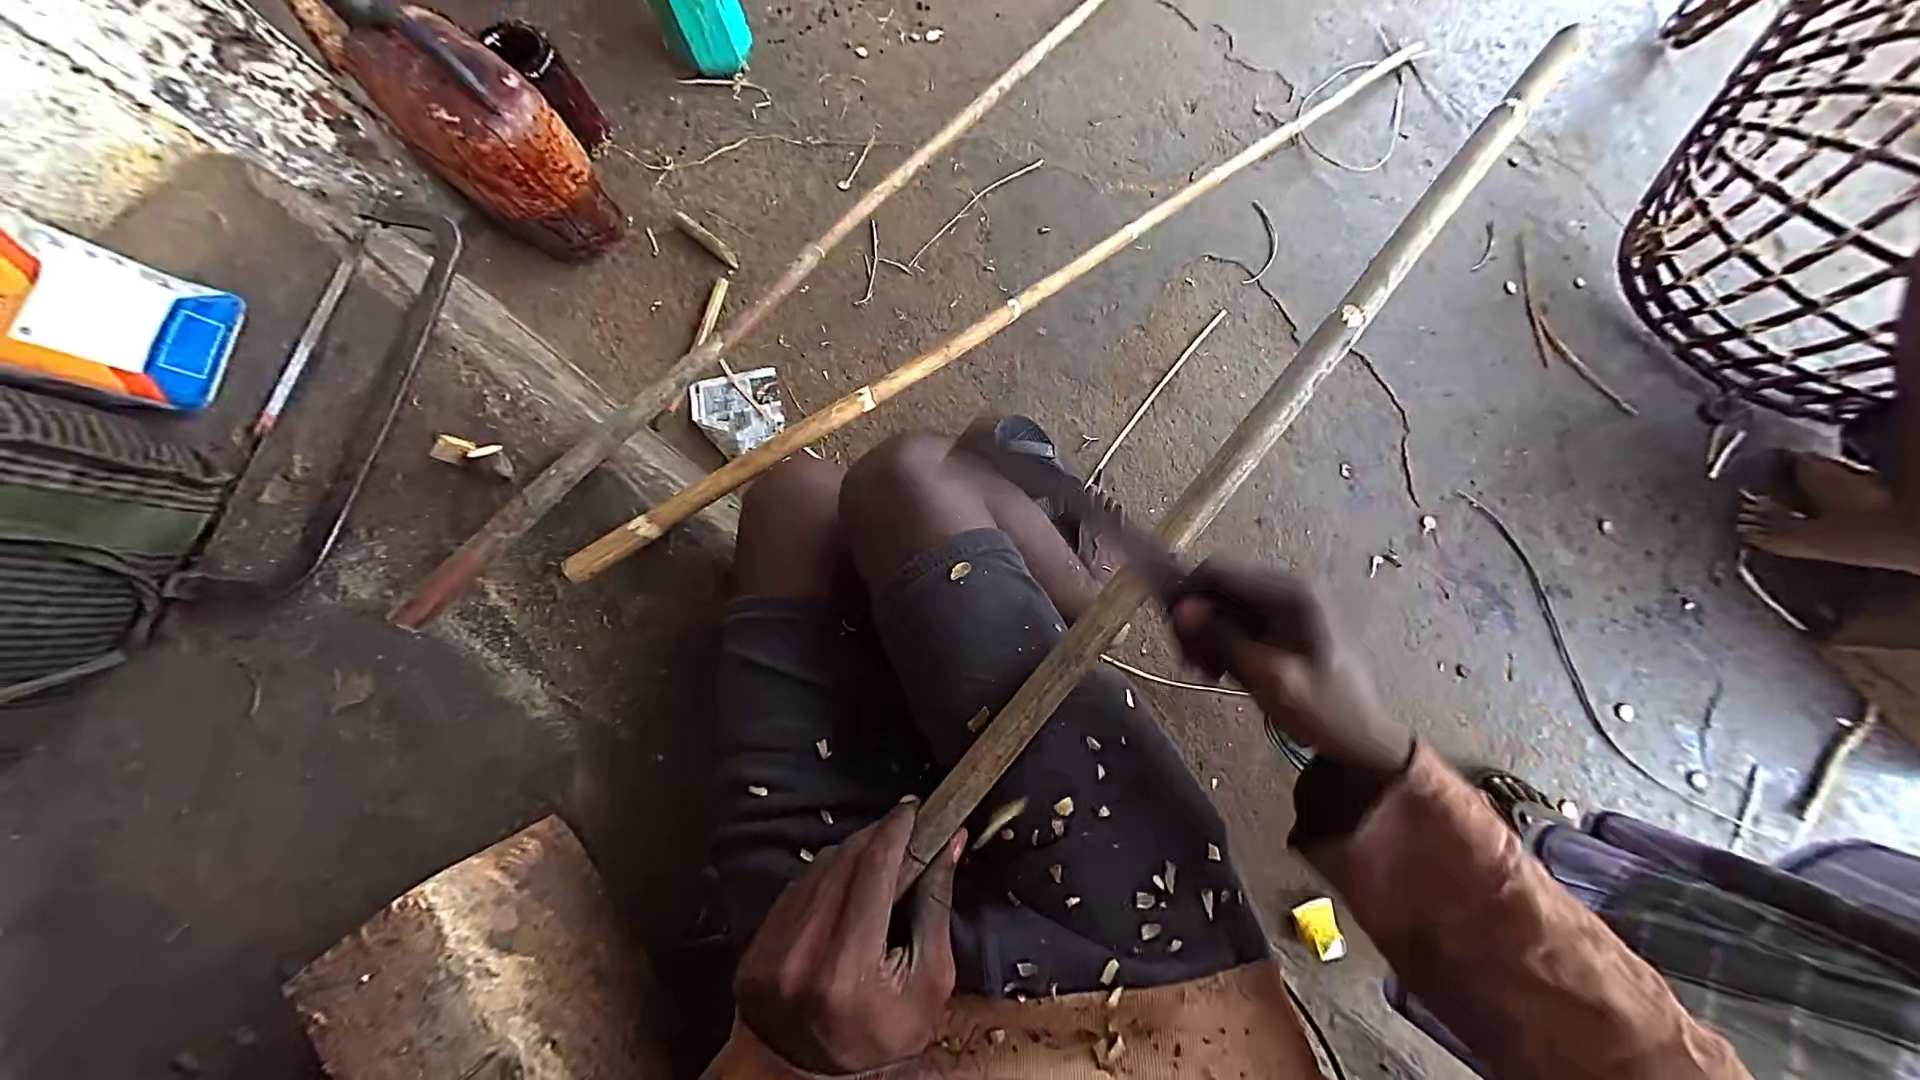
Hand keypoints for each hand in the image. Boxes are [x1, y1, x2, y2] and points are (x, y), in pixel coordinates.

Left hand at [735, 802, 964, 1074]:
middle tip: (903, 829)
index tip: (913, 808)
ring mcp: (772, 949)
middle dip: (879, 835)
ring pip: (822, 865)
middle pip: (847, 859)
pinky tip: (846, 885)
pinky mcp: (757, 944)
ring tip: (878, 860)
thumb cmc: (878, 1036)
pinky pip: (800, 883)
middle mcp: (803, 954)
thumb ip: (937, 906)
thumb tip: (950, 843)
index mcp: (849, 969)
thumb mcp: (929, 983)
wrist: (805, 1077)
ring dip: (855, 851)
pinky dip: (829, 873)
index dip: (896, 829)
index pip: (874, 869)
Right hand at [1170, 561, 1411, 771]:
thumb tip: (1180, 609)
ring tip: (1205, 670)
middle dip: (1194, 622)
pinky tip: (1219, 668)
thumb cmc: (1324, 711)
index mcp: (1290, 593)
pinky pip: (1231, 620)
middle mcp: (1286, 589)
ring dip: (1203, 635)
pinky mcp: (1277, 622)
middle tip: (1191, 661)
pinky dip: (1218, 641)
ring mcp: (1282, 605)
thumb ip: (1223, 639)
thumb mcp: (1269, 678)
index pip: (1217, 573)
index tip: (1173, 634)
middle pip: (1214, 587)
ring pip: (1218, 604)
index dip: (1185, 597)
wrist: (1361, 739)